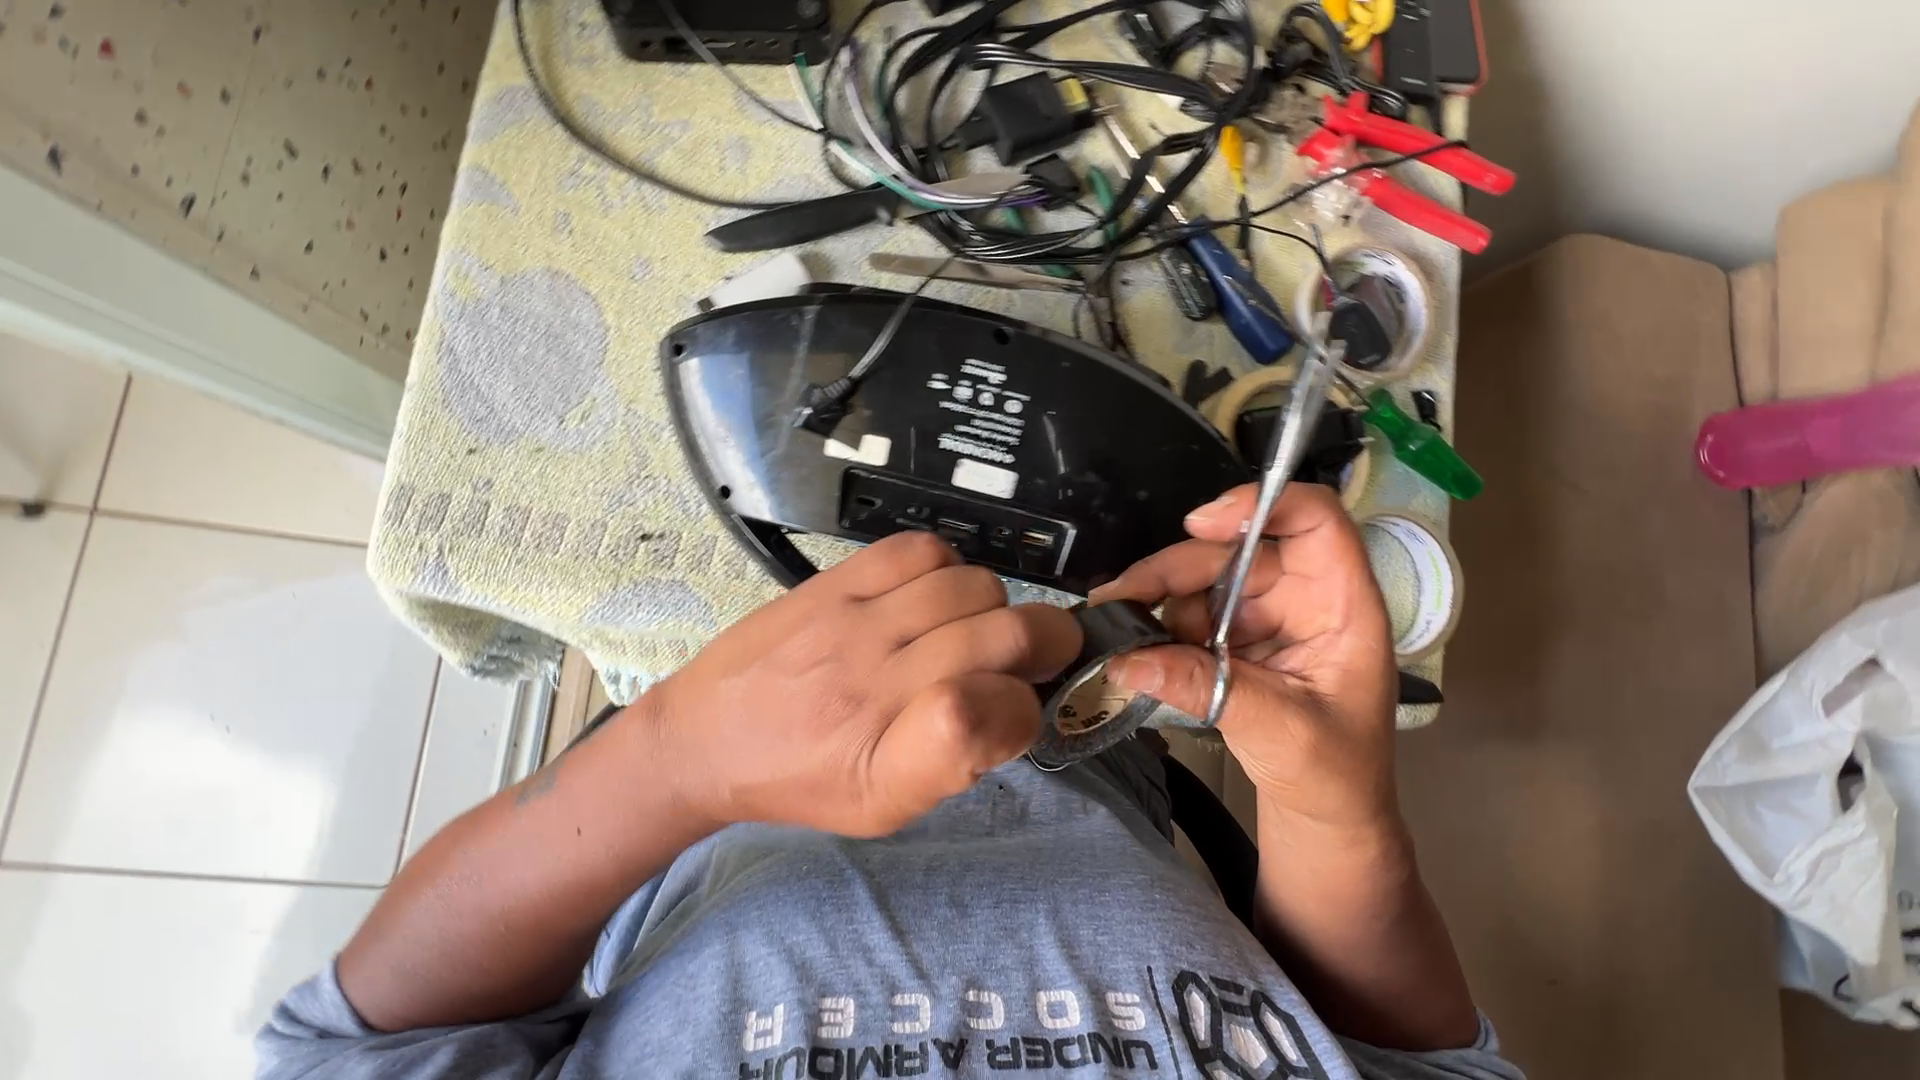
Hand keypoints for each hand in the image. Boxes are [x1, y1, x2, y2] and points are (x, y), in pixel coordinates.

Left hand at [644, 531, 1081, 837]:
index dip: (1030, 707)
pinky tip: (929, 597)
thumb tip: (1015, 703)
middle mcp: (876, 681)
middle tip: (1025, 661)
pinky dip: (946, 568)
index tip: (1016, 710)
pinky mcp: (833, 581)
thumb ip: (956, 762)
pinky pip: (920, 548)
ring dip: (993, 608)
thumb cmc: (804, 781)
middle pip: (1005, 633)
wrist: (707, 737)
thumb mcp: (881, 806)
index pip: (1003, 709)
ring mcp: (854, 620)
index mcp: (890, 757)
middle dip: (1042, 644)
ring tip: (969, 630)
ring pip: (974, 586)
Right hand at [1090, 483, 1399, 840]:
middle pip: (1236, 549)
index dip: (1261, 505)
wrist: (1322, 817)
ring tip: (1120, 632)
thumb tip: (1127, 661)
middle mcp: (1302, 596)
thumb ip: (1208, 690)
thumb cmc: (1333, 775)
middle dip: (1175, 570)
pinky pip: (1189, 612)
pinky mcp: (1235, 637)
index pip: (1314, 521)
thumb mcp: (1280, 732)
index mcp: (1341, 604)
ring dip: (1159, 601)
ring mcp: (1265, 615)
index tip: (1199, 524)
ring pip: (1203, 579)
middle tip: (1118, 600)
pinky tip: (1137, 647)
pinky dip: (1159, 626)